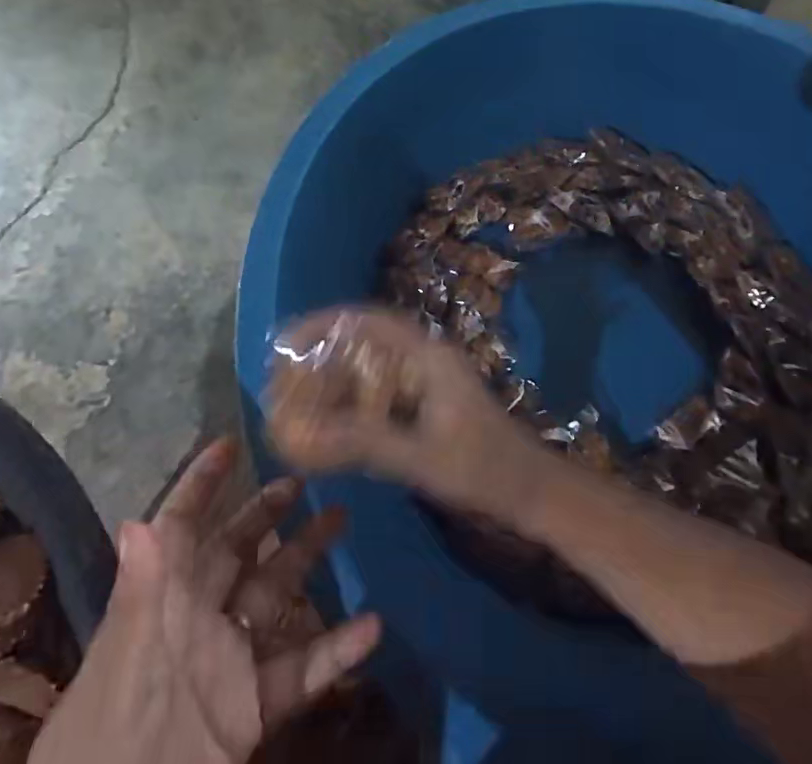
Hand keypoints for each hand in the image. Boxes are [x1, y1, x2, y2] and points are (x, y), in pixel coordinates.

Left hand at [28, 438, 381, 763]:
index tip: (229, 445)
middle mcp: (198, 623)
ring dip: (309, 559)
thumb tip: (139, 520)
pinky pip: (303, 670)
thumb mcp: (116, 674)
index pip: (182, 531)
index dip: (201, 486)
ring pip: (277, 596)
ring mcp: (230, 663)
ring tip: (343, 519)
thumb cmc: (101, 751)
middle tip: (301, 480)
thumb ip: (136, 598)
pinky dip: (338, 650)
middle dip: (266, 512)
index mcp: (161, 607)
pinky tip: (373, 627)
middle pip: (239, 552)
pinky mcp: (255, 708)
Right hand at [266, 307, 555, 523]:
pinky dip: (352, 404)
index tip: (284, 342)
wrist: (530, 489)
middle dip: (321, 357)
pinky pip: (380, 394)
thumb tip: (300, 436)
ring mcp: (428, 383)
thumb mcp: (419, 457)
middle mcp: (426, 360)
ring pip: (370, 370)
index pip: (369, 322)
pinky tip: (329, 426)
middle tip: (281, 379)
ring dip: (334, 381)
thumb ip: (362, 443)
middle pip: (365, 343)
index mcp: (428, 358)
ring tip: (295, 402)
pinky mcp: (428, 406)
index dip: (324, 325)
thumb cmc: (482, 468)